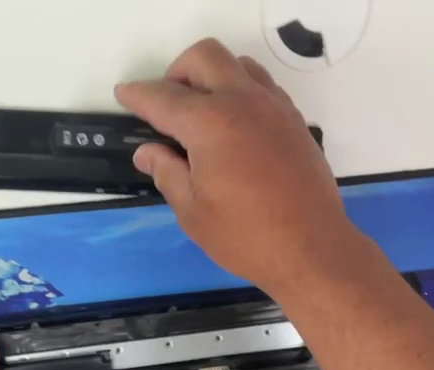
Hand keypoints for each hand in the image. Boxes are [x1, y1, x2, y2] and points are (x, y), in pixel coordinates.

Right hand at [115, 39, 370, 297]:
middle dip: (176, 74)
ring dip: (210, 78)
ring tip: (199, 115)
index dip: (138, 96)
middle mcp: (242, 101)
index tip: (124, 95)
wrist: (309, 247)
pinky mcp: (292, 120)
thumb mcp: (193, 213)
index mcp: (210, 124)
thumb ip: (168, 174)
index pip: (163, 98)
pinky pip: (260, 86)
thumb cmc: (246, 237)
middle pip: (202, 58)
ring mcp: (272, 106)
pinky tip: (232, 127)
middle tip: (164, 107)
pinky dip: (238, 92)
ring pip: (236, 65)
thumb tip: (148, 153)